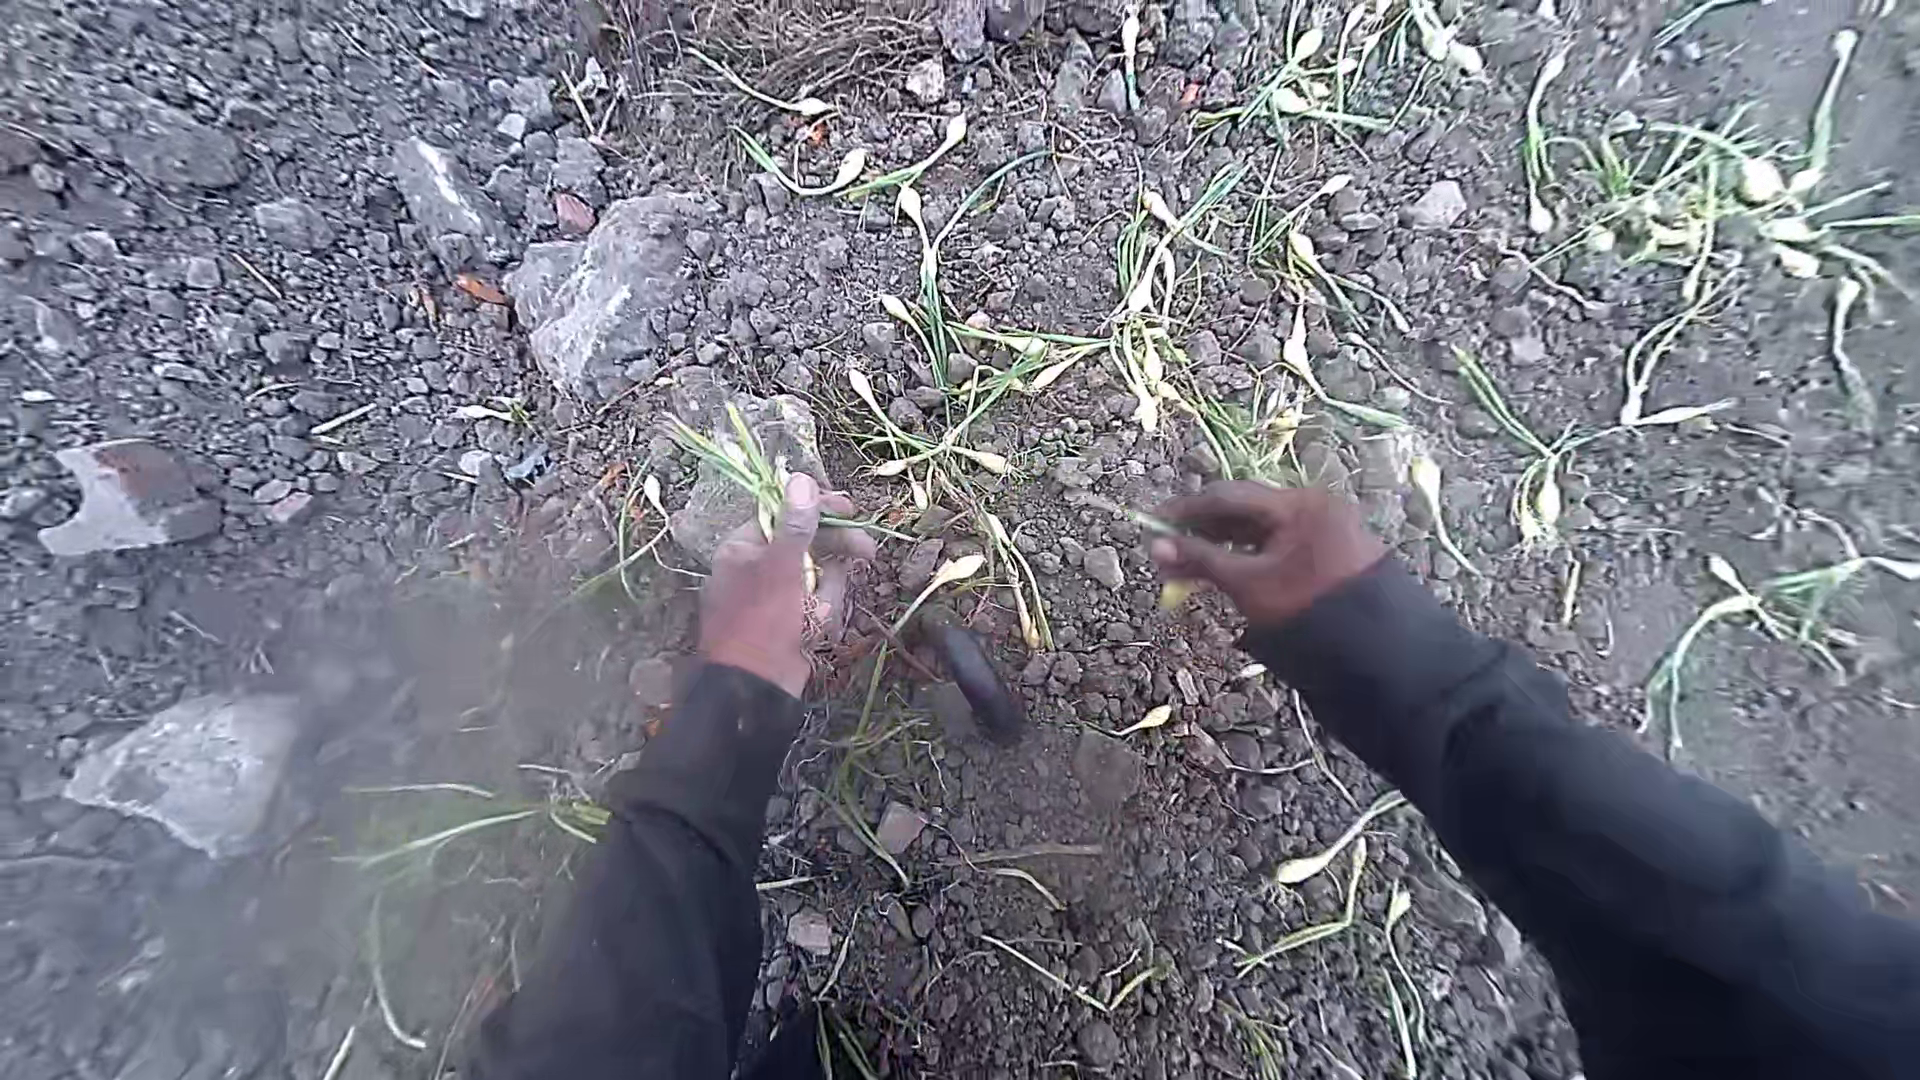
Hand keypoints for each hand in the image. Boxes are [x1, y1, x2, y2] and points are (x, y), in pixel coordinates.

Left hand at [699, 474, 875, 696]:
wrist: (755, 689)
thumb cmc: (762, 623)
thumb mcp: (781, 568)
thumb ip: (794, 524)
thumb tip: (801, 478)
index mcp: (743, 548)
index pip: (784, 513)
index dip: (817, 508)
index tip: (849, 509)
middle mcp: (757, 566)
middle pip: (806, 543)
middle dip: (836, 550)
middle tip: (868, 551)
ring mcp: (775, 594)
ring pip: (816, 574)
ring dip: (829, 589)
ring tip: (825, 610)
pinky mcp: (790, 618)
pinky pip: (815, 601)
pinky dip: (824, 609)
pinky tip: (821, 626)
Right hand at [1148, 481, 1385, 626]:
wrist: (1379, 655)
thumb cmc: (1308, 609)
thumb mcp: (1247, 582)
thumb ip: (1199, 559)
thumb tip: (1155, 546)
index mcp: (1299, 504)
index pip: (1228, 496)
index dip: (1185, 510)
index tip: (1152, 522)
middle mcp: (1310, 507)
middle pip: (1240, 511)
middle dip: (1198, 531)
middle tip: (1164, 550)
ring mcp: (1317, 530)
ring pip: (1252, 530)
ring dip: (1215, 545)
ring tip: (1181, 567)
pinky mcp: (1318, 553)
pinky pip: (1268, 546)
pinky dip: (1239, 556)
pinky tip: (1212, 570)